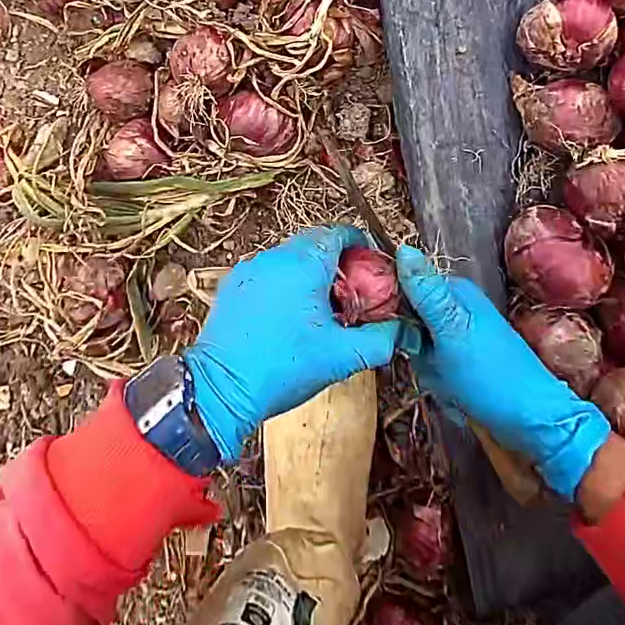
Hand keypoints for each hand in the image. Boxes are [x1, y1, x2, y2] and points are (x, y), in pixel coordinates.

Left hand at [184, 225, 400, 461]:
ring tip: (322, 308)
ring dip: (310, 274)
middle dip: (337, 262)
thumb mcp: (341, 356)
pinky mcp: (234, 286)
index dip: (360, 245)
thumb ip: (381, 340)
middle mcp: (275, 258)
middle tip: (351, 291)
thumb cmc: (281, 368)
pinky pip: (269, 274)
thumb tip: (404, 331)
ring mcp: (251, 270)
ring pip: (291, 258)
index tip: (370, 266)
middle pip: (316, 244)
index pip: (339, 232)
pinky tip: (291, 317)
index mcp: (304, 265)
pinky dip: (285, 285)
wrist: (219, 391)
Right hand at [395, 246, 609, 498]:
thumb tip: (403, 248)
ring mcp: (459, 339)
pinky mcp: (461, 365)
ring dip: (426, 371)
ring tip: (447, 381)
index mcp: (456, 292)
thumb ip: (426, 292)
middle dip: (412, 348)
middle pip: (407, 321)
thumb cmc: (493, 376)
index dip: (394, 310)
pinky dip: (438, 385)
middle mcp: (456, 310)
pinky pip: (431, 370)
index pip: (405, 285)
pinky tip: (453, 395)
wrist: (534, 425)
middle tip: (432, 362)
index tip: (396, 332)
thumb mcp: (452, 331)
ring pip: (416, 350)